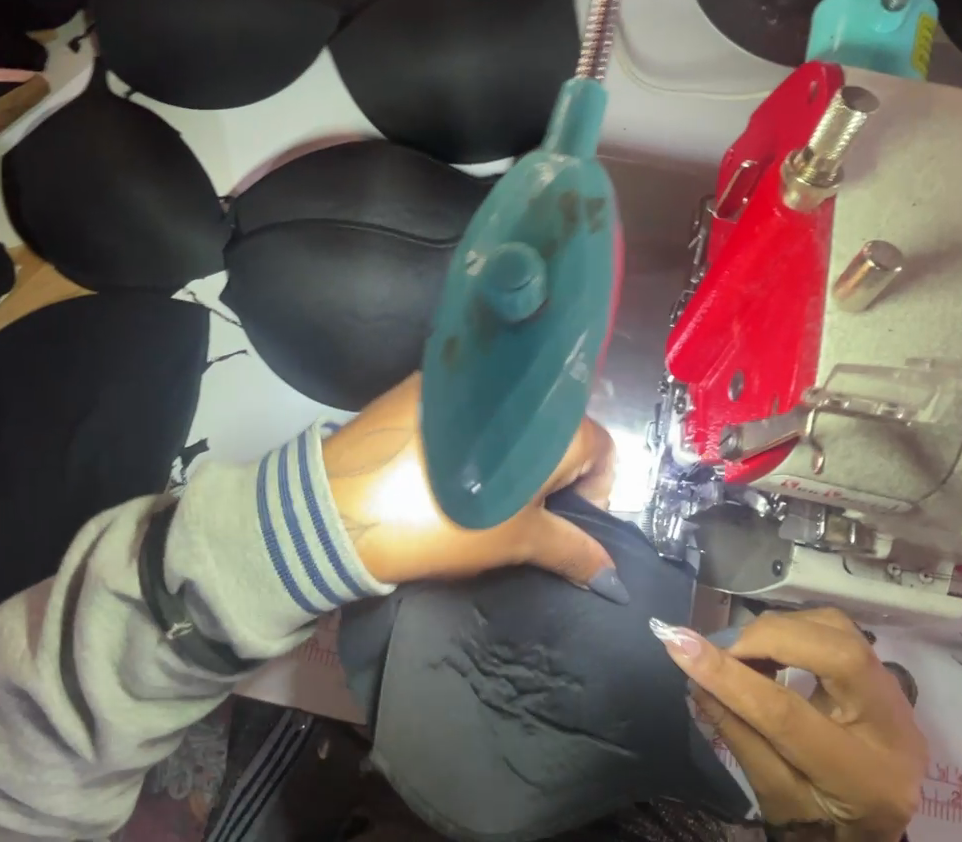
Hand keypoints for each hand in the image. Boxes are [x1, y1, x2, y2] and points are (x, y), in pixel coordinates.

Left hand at [322, 373, 625, 601]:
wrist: (346, 505)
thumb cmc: (446, 525)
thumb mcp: (517, 542)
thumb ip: (573, 552)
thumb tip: (615, 580)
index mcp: (552, 424)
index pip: (601, 451)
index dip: (594, 492)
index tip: (566, 524)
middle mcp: (519, 389)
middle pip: (560, 431)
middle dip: (553, 473)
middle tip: (525, 512)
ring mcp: (473, 381)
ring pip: (516, 419)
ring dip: (515, 453)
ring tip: (487, 492)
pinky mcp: (432, 383)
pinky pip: (476, 408)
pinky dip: (479, 436)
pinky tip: (457, 468)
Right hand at [652, 610, 925, 841]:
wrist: (873, 833)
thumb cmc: (820, 828)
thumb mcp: (774, 797)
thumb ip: (736, 733)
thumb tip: (694, 675)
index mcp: (862, 779)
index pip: (787, 713)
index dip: (729, 675)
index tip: (677, 643)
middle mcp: (894, 731)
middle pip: (834, 653)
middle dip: (766, 638)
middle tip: (722, 650)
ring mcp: (899, 700)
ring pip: (838, 630)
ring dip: (781, 629)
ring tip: (745, 652)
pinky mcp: (888, 680)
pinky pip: (840, 631)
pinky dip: (796, 629)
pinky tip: (772, 649)